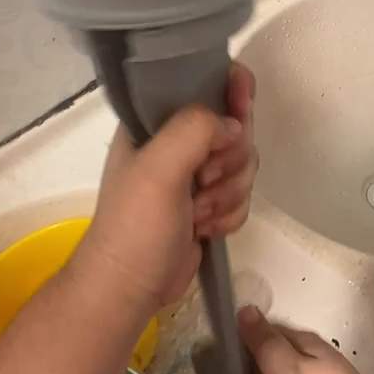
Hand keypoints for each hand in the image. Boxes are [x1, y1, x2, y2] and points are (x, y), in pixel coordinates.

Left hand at [78, 64, 257, 312]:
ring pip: (244, 165)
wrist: (130, 289)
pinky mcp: (209, 205)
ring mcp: (195, 175)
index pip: (205, 85)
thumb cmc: (134, 227)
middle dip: (228, 160)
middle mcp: (177, 143)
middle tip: (202, 180)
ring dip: (227, 193)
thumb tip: (235, 127)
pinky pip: (242, 196)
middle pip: (237, 128)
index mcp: (156, 123)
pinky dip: (229, 215)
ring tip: (196, 214)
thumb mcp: (158, 168)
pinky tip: (204, 230)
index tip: (241, 112)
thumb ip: (194, 130)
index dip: (231, 94)